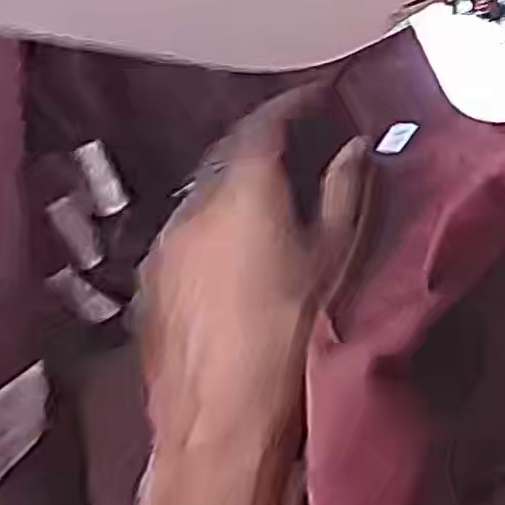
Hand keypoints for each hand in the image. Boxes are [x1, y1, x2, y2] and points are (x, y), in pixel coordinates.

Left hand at [137, 85, 367, 504]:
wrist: (227, 411)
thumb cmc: (297, 321)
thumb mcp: (336, 248)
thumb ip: (345, 186)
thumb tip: (355, 146)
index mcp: (244, 194)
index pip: (262, 127)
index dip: (292, 103)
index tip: (318, 94)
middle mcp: (194, 210)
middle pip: (229, 154)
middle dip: (269, 138)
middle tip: (307, 136)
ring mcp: (164, 247)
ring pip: (206, 190)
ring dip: (243, 176)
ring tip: (280, 185)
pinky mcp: (150, 282)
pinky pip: (189, 225)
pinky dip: (221, 212)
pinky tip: (246, 236)